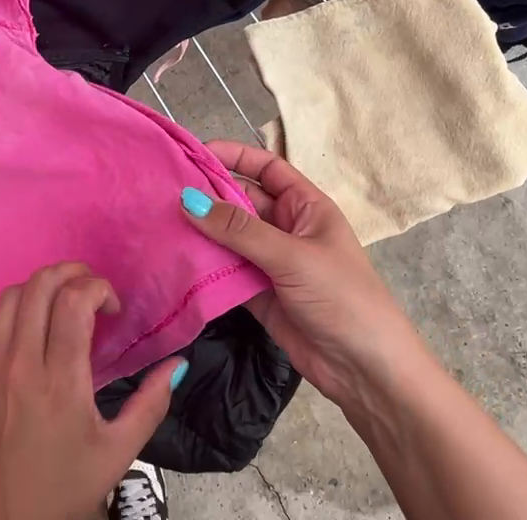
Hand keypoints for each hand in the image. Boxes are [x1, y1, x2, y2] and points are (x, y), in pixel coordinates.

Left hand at [0, 263, 183, 519]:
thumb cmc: (62, 489)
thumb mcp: (118, 453)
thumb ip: (151, 404)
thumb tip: (177, 363)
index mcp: (60, 381)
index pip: (74, 301)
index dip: (99, 288)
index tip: (113, 308)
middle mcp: (20, 363)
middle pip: (40, 284)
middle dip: (72, 273)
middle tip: (92, 291)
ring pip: (10, 294)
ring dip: (41, 287)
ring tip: (63, 303)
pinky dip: (14, 310)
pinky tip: (32, 329)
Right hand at [181, 140, 419, 403]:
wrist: (366, 372)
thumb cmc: (343, 298)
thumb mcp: (292, 256)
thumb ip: (239, 229)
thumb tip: (189, 200)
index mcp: (306, 206)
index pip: (266, 167)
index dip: (233, 157)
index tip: (194, 153)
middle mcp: (286, 228)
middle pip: (241, 200)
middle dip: (208, 194)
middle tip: (164, 189)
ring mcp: (270, 261)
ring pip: (228, 236)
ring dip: (201, 230)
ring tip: (160, 219)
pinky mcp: (257, 293)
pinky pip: (224, 270)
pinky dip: (203, 264)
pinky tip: (175, 256)